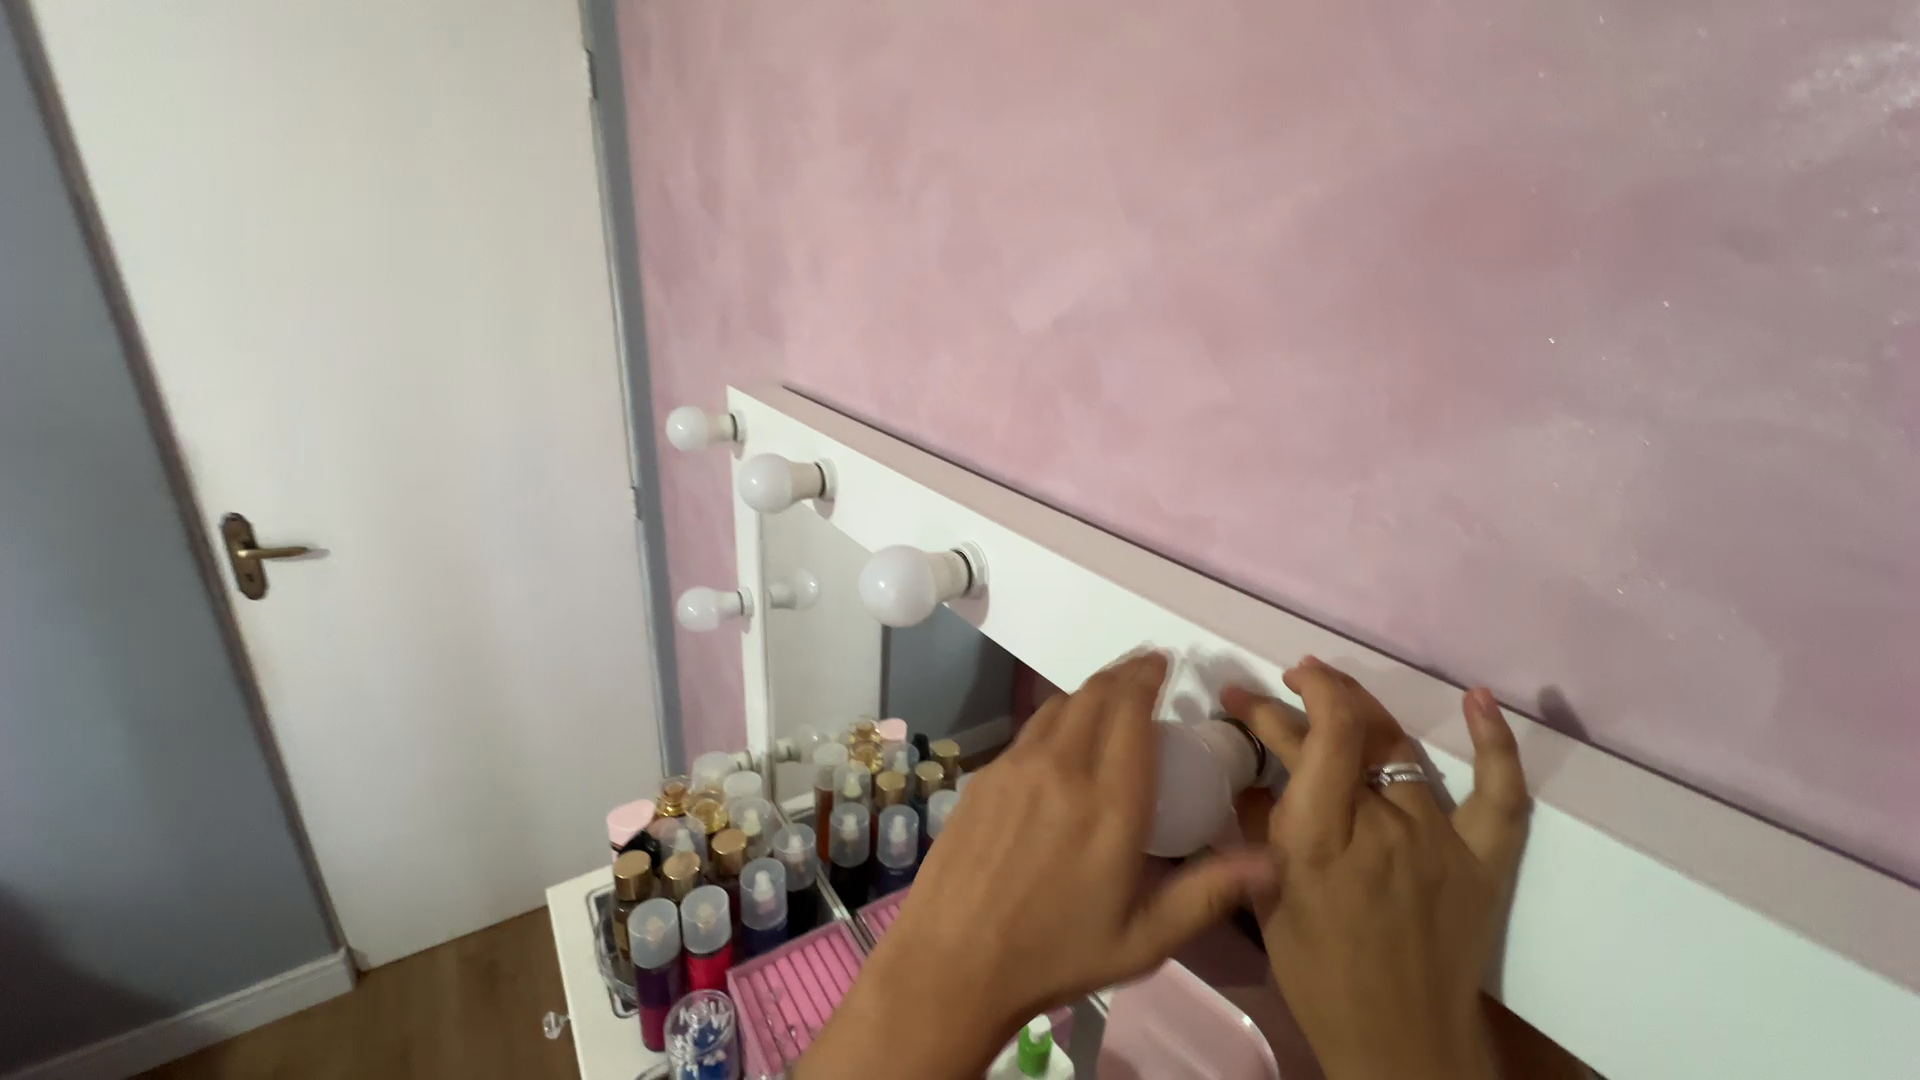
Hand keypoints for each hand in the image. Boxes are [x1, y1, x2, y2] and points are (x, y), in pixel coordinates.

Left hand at [797, 651, 1273, 1079]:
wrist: (953, 960)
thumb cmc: (1055, 955)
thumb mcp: (1143, 940)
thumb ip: (1207, 892)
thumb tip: (1272, 861)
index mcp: (1110, 804)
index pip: (1132, 713)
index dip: (1148, 677)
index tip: (1163, 662)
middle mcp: (1063, 769)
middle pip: (1096, 695)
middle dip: (1125, 671)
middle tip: (1145, 666)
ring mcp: (1017, 766)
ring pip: (1060, 704)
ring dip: (1091, 689)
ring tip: (1110, 692)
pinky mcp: (986, 775)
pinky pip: (1030, 729)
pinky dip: (1057, 715)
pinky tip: (1063, 736)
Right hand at [1223, 657, 1530, 1079]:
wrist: (1401, 1041)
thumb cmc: (1316, 972)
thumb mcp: (1266, 896)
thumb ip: (1259, 829)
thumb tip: (1253, 777)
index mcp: (1321, 839)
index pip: (1319, 737)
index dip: (1291, 697)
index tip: (1258, 688)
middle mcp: (1384, 827)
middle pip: (1353, 734)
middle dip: (1310, 696)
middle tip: (1281, 686)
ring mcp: (1442, 840)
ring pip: (1401, 750)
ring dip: (1360, 714)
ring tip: (1333, 697)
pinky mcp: (1484, 860)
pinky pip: (1500, 793)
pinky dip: (1494, 742)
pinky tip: (1479, 698)